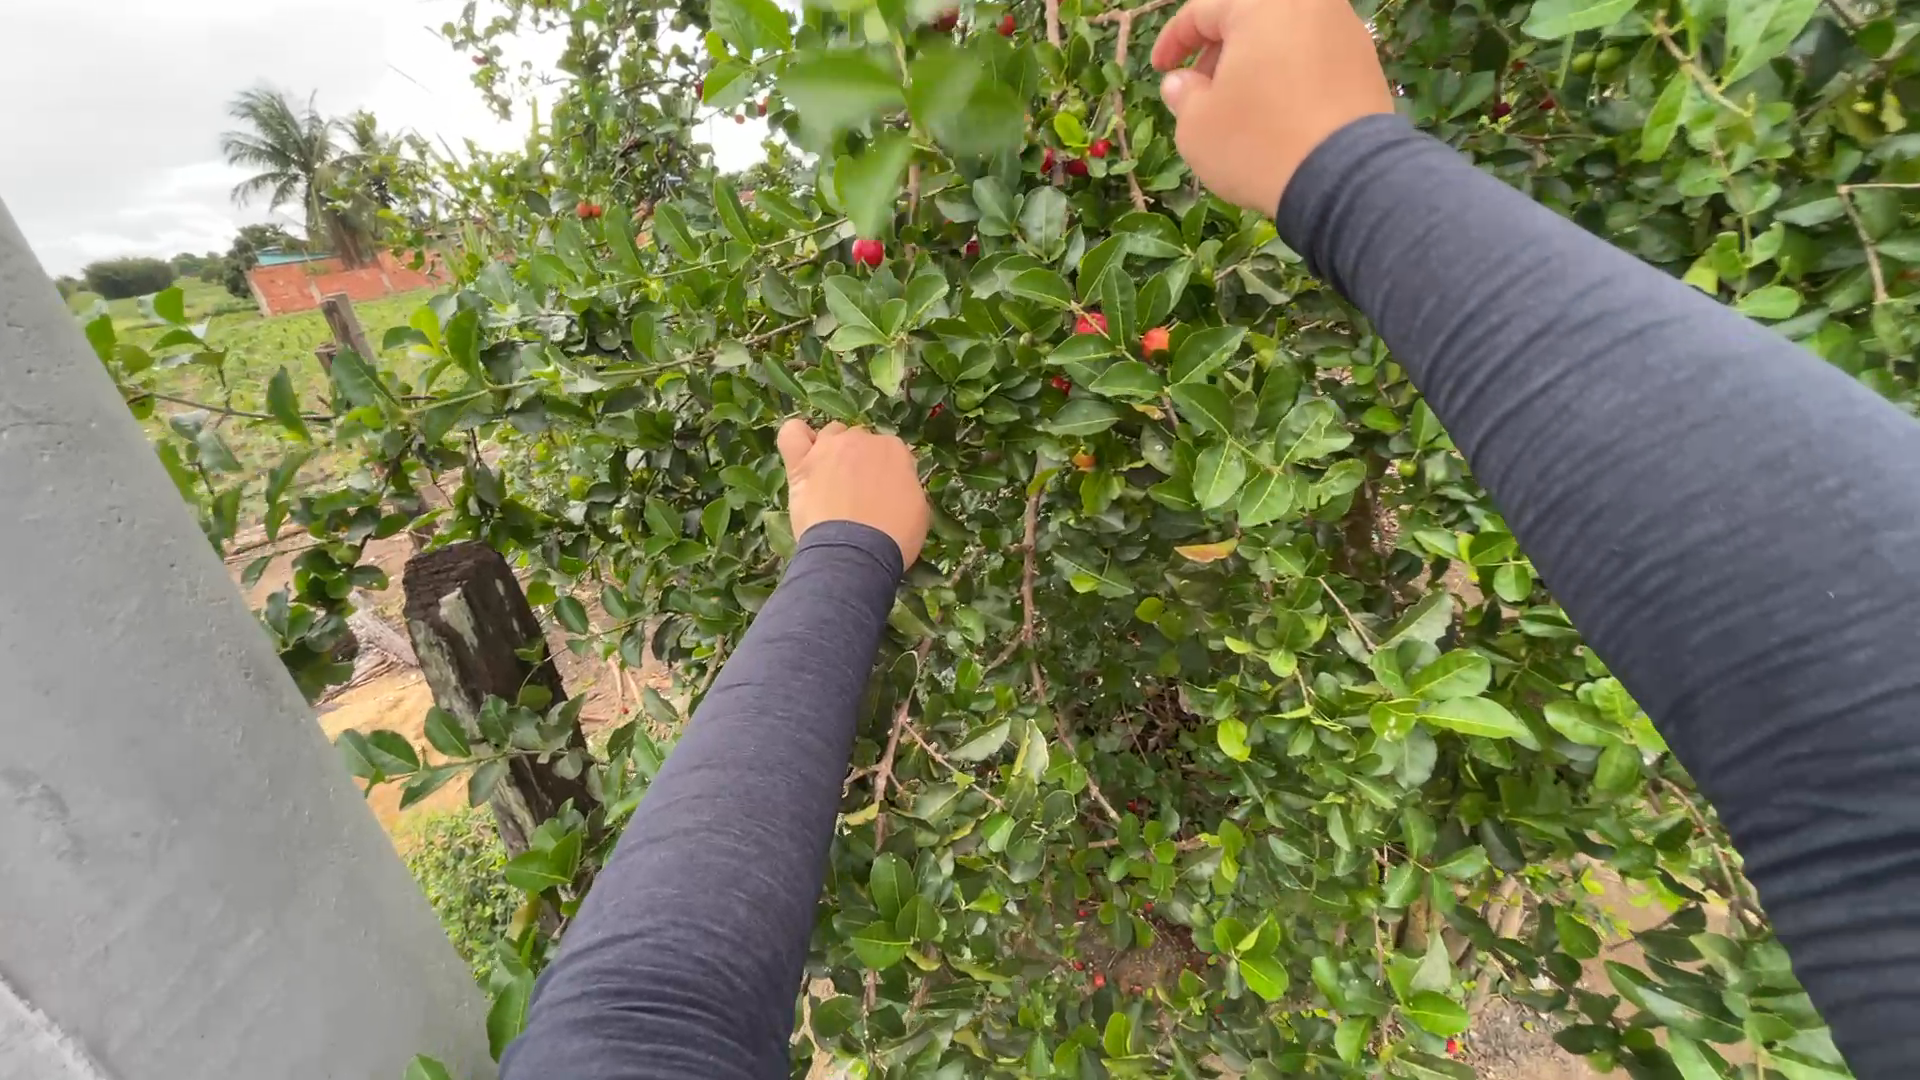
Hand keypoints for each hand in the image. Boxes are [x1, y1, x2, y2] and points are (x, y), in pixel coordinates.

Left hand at [776, 419, 929, 567]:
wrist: (856, 552)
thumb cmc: (894, 536)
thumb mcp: (918, 510)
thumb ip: (907, 486)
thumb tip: (897, 486)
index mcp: (893, 449)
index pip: (891, 451)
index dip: (888, 473)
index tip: (885, 493)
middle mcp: (860, 440)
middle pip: (860, 440)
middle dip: (861, 461)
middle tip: (860, 492)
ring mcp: (828, 448)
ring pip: (831, 434)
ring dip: (834, 450)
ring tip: (833, 479)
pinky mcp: (800, 463)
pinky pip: (792, 433)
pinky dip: (798, 437)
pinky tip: (804, 452)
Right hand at [1151, 0, 1394, 215]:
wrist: (1338, 174)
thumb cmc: (1255, 142)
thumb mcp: (1196, 126)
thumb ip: (1183, 95)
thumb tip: (1180, 82)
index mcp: (1260, 2)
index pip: (1203, 9)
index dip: (1174, 40)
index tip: (1160, 70)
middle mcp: (1306, 0)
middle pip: (1248, 16)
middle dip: (1216, 52)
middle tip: (1199, 92)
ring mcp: (1342, 25)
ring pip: (1281, 36)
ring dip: (1251, 65)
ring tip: (1236, 108)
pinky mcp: (1363, 58)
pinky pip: (1309, 57)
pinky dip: (1284, 76)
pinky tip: (1272, 115)